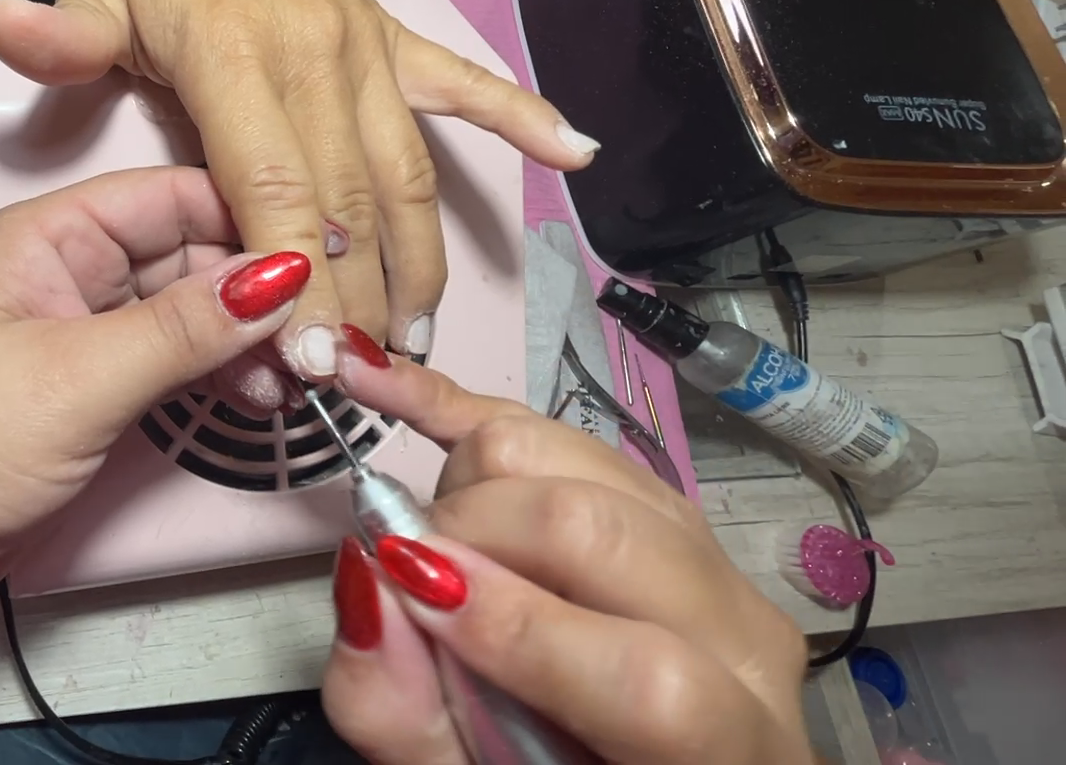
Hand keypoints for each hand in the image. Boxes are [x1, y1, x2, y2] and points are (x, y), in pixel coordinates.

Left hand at [0, 0, 595, 393]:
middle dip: (354, 300)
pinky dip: (517, 121)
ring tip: (415, 341)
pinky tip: (571, 155)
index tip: (310, 356)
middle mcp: (318, 63)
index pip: (274, 187)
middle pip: (346, 204)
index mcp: (237, 59)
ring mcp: (368, 56)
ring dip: (417, 262)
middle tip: (356, 384)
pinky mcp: (397, 48)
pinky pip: (462, 89)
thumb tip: (11, 33)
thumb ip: (63, 32)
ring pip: (404, 175)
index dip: (296, 277)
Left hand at [0, 167, 309, 601]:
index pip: (174, 195)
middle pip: (192, 250)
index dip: (252, 218)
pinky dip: (218, 369)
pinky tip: (252, 390)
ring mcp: (87, 324)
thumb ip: (179, 329)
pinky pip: (176, 354)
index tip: (322, 257)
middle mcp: (72, 266)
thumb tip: (273, 279)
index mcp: (49, 234)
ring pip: (191, 306)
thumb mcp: (72, 381)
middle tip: (320, 332)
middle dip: (258, 289)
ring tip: (292, 372)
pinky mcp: (97, 376)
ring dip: (245, 335)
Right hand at [319, 352, 808, 762]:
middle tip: (409, 577)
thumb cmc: (545, 764)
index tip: (413, 595)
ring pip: (550, 449)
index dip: (516, 629)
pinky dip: (436, 396)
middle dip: (464, 537)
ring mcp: (688, 535)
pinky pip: (526, 417)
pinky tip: (372, 376)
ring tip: (429, 539)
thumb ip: (405, 718)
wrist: (620, 742)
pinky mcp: (623, 478)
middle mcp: (733, 627)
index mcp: (727, 745)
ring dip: (458, 486)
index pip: (650, 677)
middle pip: (589, 524)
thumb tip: (368, 585)